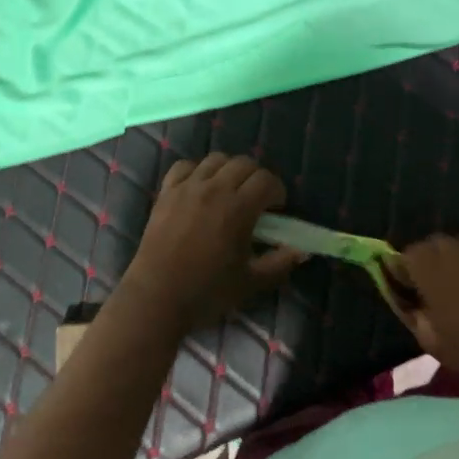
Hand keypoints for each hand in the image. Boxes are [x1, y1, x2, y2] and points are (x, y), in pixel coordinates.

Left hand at [118, 153, 303, 329]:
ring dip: (229, 170)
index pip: (267, 180)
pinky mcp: (166, 193)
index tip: (276, 208)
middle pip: (244, 163)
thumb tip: (302, 251)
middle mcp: (214, 189)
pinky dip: (197, 171)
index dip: (277, 191)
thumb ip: (280, 263)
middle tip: (256, 200)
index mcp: (238, 208)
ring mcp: (187, 188)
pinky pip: (185, 167)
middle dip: (257, 177)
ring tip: (229, 191)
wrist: (156, 299)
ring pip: (216, 159)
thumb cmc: (206, 293)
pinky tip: (200, 187)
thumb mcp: (251, 283)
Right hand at [388, 235, 458, 394]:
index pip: (404, 255)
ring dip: (449, 262)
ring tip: (456, 291)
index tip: (407, 293)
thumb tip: (400, 295)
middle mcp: (455, 250)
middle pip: (429, 245)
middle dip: (424, 263)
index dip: (402, 272)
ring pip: (455, 247)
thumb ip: (409, 311)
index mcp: (432, 269)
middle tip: (430, 293)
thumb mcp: (431, 341)